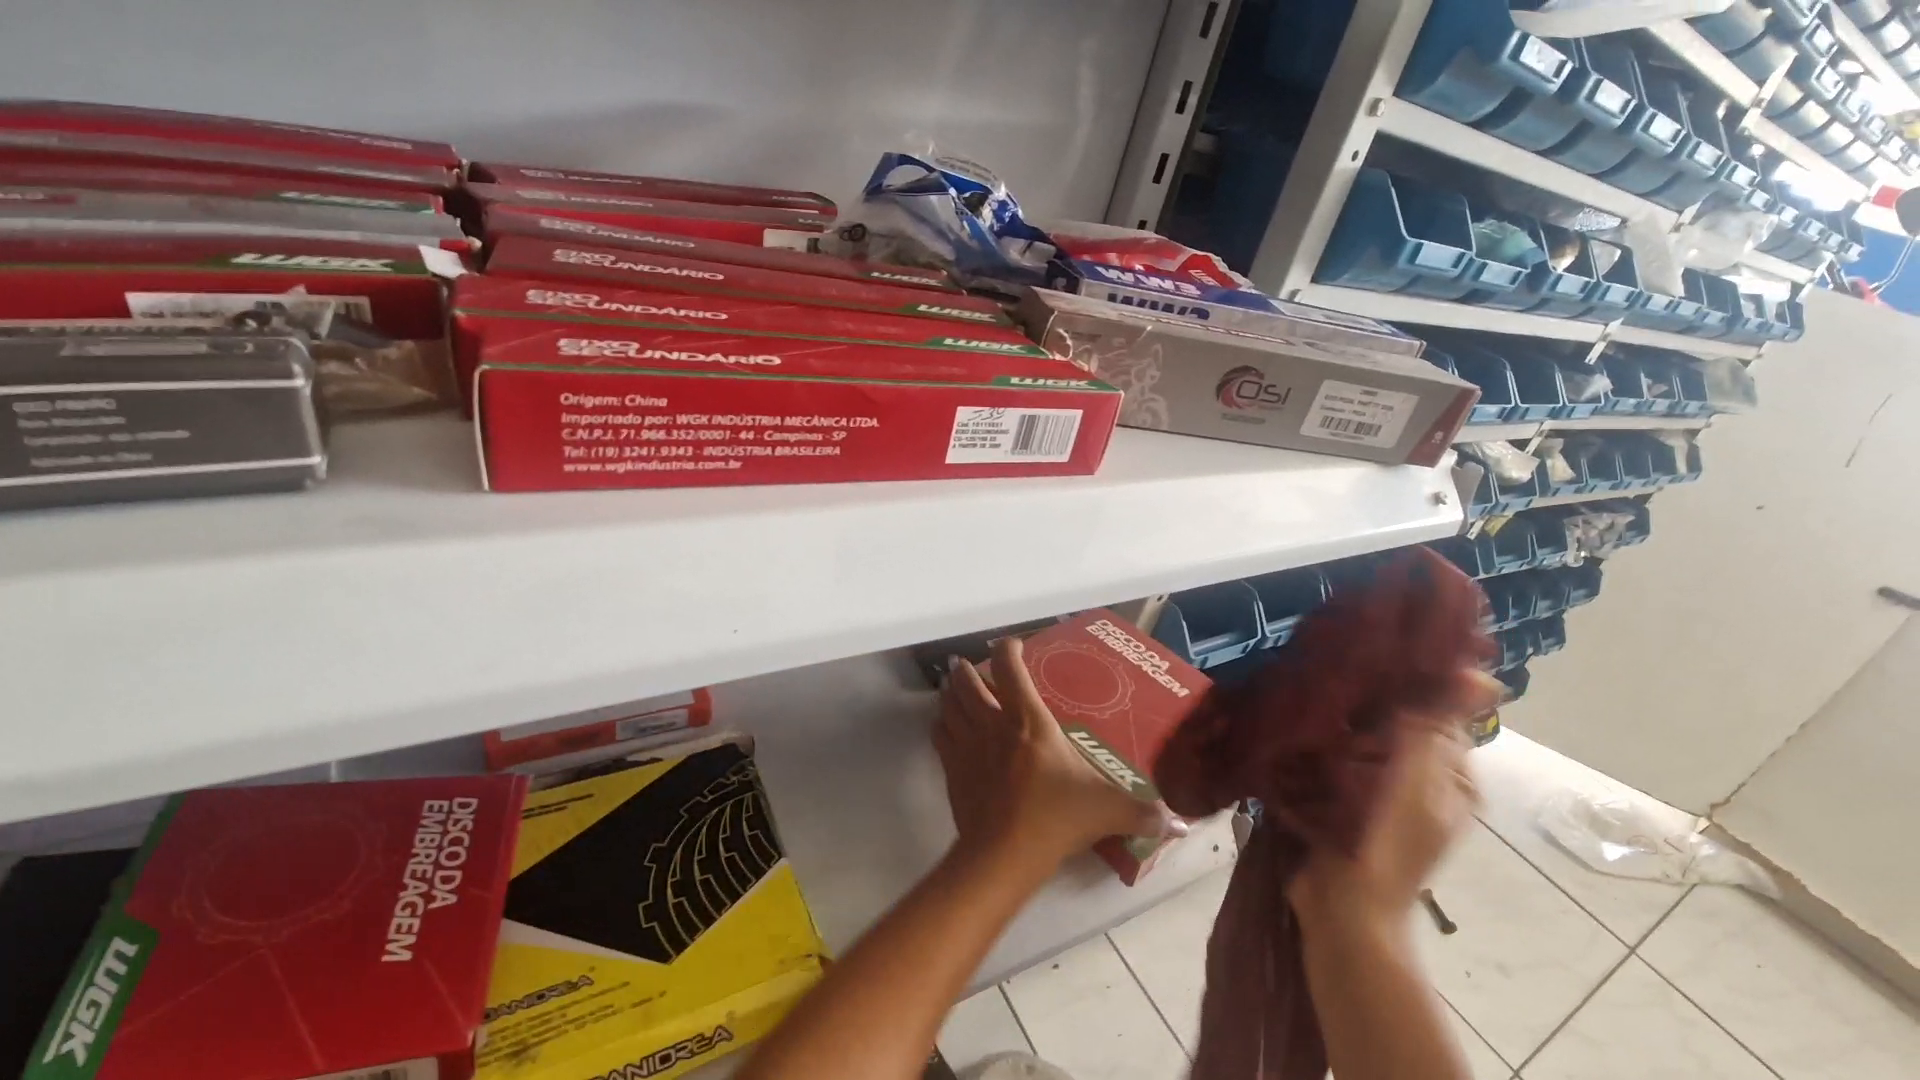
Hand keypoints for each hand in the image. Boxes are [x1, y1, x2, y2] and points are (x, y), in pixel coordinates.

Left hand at [935, 637, 1183, 871]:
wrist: (1003, 855)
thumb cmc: (1056, 819)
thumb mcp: (1107, 811)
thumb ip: (1143, 813)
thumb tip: (1180, 825)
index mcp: (1029, 721)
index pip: (1009, 668)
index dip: (1008, 649)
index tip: (1013, 645)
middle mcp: (993, 724)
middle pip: (968, 683)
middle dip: (967, 670)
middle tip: (968, 664)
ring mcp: (967, 746)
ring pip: (949, 705)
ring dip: (949, 692)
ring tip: (952, 686)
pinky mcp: (951, 771)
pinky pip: (939, 735)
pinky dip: (941, 724)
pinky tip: (945, 726)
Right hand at [1289, 669, 1503, 924]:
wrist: (1344, 908)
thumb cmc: (1387, 844)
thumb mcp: (1416, 783)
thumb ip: (1436, 730)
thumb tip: (1478, 674)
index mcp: (1453, 782)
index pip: (1443, 719)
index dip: (1418, 691)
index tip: (1379, 664)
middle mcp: (1426, 786)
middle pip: (1405, 730)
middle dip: (1376, 709)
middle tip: (1340, 683)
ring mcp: (1387, 799)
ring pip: (1370, 745)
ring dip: (1348, 728)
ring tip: (1316, 701)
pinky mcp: (1350, 807)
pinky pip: (1344, 765)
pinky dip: (1329, 751)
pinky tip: (1304, 735)